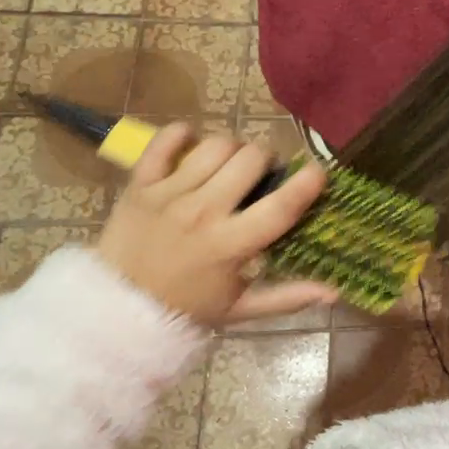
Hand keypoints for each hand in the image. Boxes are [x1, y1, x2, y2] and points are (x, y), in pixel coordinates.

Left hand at [96, 123, 336, 326]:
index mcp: (231, 245)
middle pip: (251, 158)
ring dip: (231, 149)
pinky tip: (192, 144)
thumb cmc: (186, 309)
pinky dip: (182, 135)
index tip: (316, 172)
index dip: (307, 182)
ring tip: (228, 164)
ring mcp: (169, 195)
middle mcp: (203, 213)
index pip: (281, 205)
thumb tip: (334, 292)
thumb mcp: (240, 310)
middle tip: (260, 175)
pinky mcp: (139, 185)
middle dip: (265, 160)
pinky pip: (164, 142)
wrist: (113, 312)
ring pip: (216, 145)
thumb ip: (288, 297)